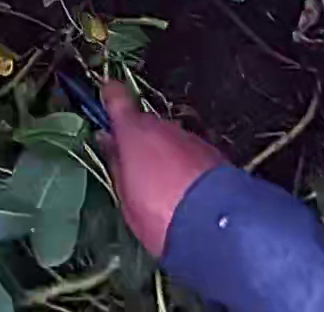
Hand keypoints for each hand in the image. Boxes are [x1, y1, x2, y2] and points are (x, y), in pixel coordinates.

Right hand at [97, 79, 227, 257]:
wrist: (218, 228)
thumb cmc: (159, 211)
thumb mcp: (125, 195)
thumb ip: (115, 162)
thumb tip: (108, 140)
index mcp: (132, 129)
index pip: (116, 96)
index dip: (110, 95)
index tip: (105, 96)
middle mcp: (161, 125)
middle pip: (145, 124)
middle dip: (140, 141)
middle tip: (136, 168)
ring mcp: (189, 137)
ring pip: (169, 139)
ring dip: (165, 155)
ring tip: (166, 189)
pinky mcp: (214, 154)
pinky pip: (191, 154)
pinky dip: (187, 167)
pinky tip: (189, 194)